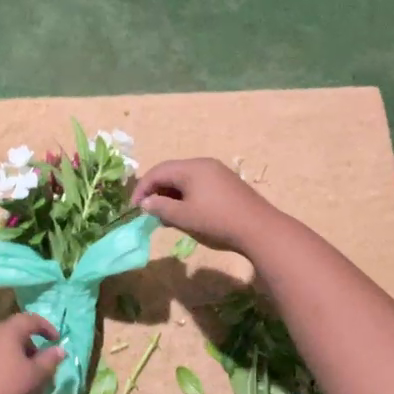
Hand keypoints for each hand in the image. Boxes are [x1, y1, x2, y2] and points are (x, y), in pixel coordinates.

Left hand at [0, 314, 66, 393]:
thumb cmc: (6, 388)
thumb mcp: (34, 375)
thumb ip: (49, 360)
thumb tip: (60, 349)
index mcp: (8, 331)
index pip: (30, 319)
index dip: (46, 326)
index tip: (56, 339)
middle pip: (13, 330)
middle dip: (29, 342)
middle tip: (38, 359)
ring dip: (13, 350)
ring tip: (20, 370)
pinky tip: (0, 376)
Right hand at [131, 158, 286, 253]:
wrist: (259, 229)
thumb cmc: (217, 221)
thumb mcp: (183, 217)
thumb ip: (160, 207)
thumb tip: (146, 203)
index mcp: (191, 168)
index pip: (157, 171)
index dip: (141, 189)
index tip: (133, 209)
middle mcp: (204, 164)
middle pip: (171, 173)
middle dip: (156, 191)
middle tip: (148, 212)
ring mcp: (218, 173)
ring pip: (185, 180)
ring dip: (171, 196)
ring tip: (165, 216)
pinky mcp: (227, 184)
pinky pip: (198, 185)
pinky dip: (186, 197)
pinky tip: (186, 214)